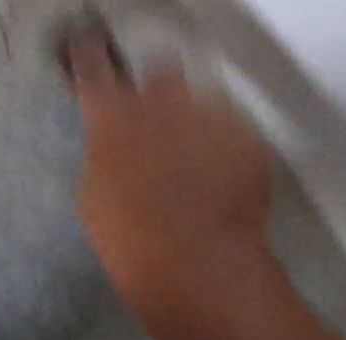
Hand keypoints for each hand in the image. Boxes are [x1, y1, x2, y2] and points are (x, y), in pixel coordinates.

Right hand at [66, 28, 275, 323]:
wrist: (200, 269)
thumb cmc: (133, 246)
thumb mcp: (97, 202)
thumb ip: (104, 158)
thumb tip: (116, 148)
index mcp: (113, 115)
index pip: (95, 65)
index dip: (96, 67)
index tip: (97, 76)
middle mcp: (164, 99)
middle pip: (162, 78)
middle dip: (163, 102)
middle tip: (163, 143)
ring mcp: (213, 115)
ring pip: (204, 107)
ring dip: (200, 130)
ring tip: (199, 177)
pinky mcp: (250, 139)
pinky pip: (236, 137)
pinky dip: (231, 156)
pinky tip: (225, 191)